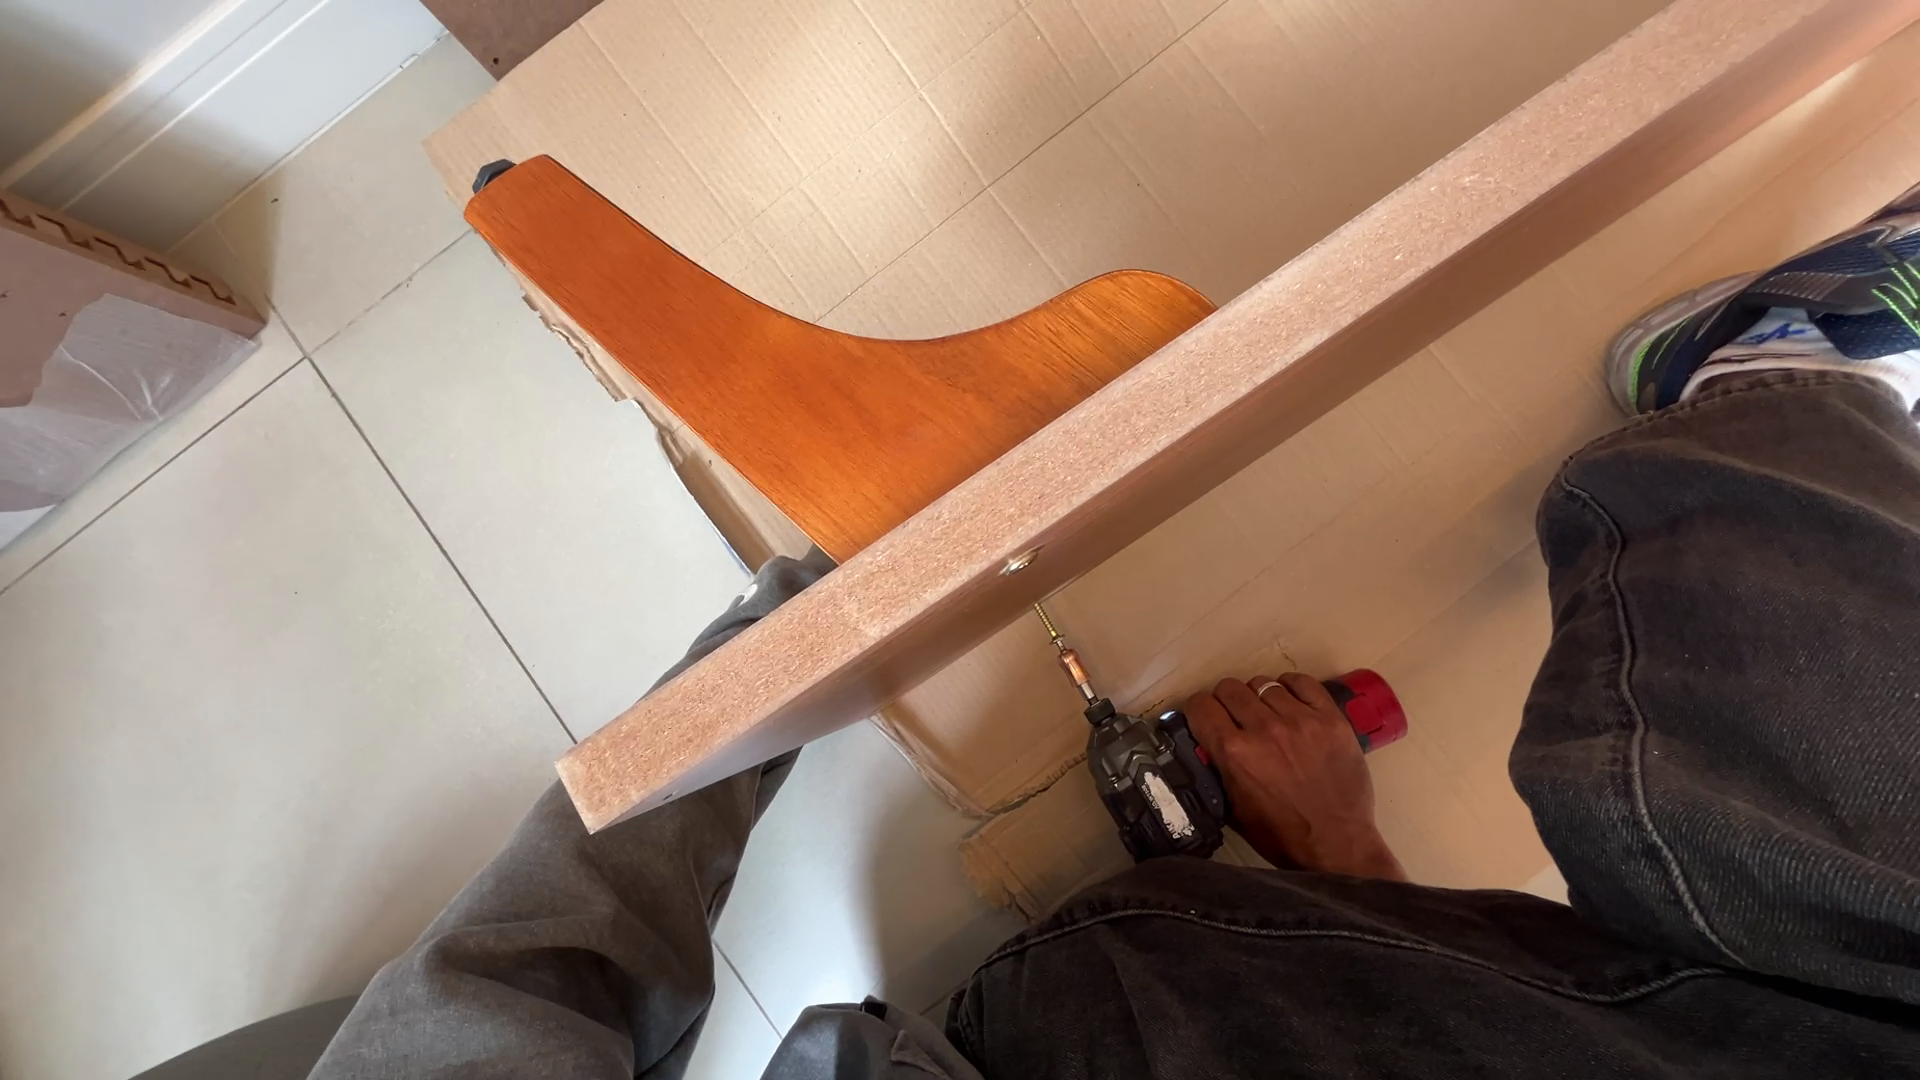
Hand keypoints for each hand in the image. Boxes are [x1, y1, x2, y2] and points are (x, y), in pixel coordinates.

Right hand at [1184, 674, 1406, 880]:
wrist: (1338, 845)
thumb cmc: (1280, 833)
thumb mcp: (1231, 805)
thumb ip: (1216, 766)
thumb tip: (1205, 741)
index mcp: (1234, 752)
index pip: (1200, 705)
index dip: (1200, 712)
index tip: (1206, 720)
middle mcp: (1264, 729)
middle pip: (1229, 688)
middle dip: (1226, 703)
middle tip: (1237, 720)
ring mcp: (1301, 721)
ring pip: (1263, 683)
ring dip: (1259, 699)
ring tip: (1269, 716)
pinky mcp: (1331, 719)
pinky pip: (1302, 682)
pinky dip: (1290, 688)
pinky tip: (1290, 703)